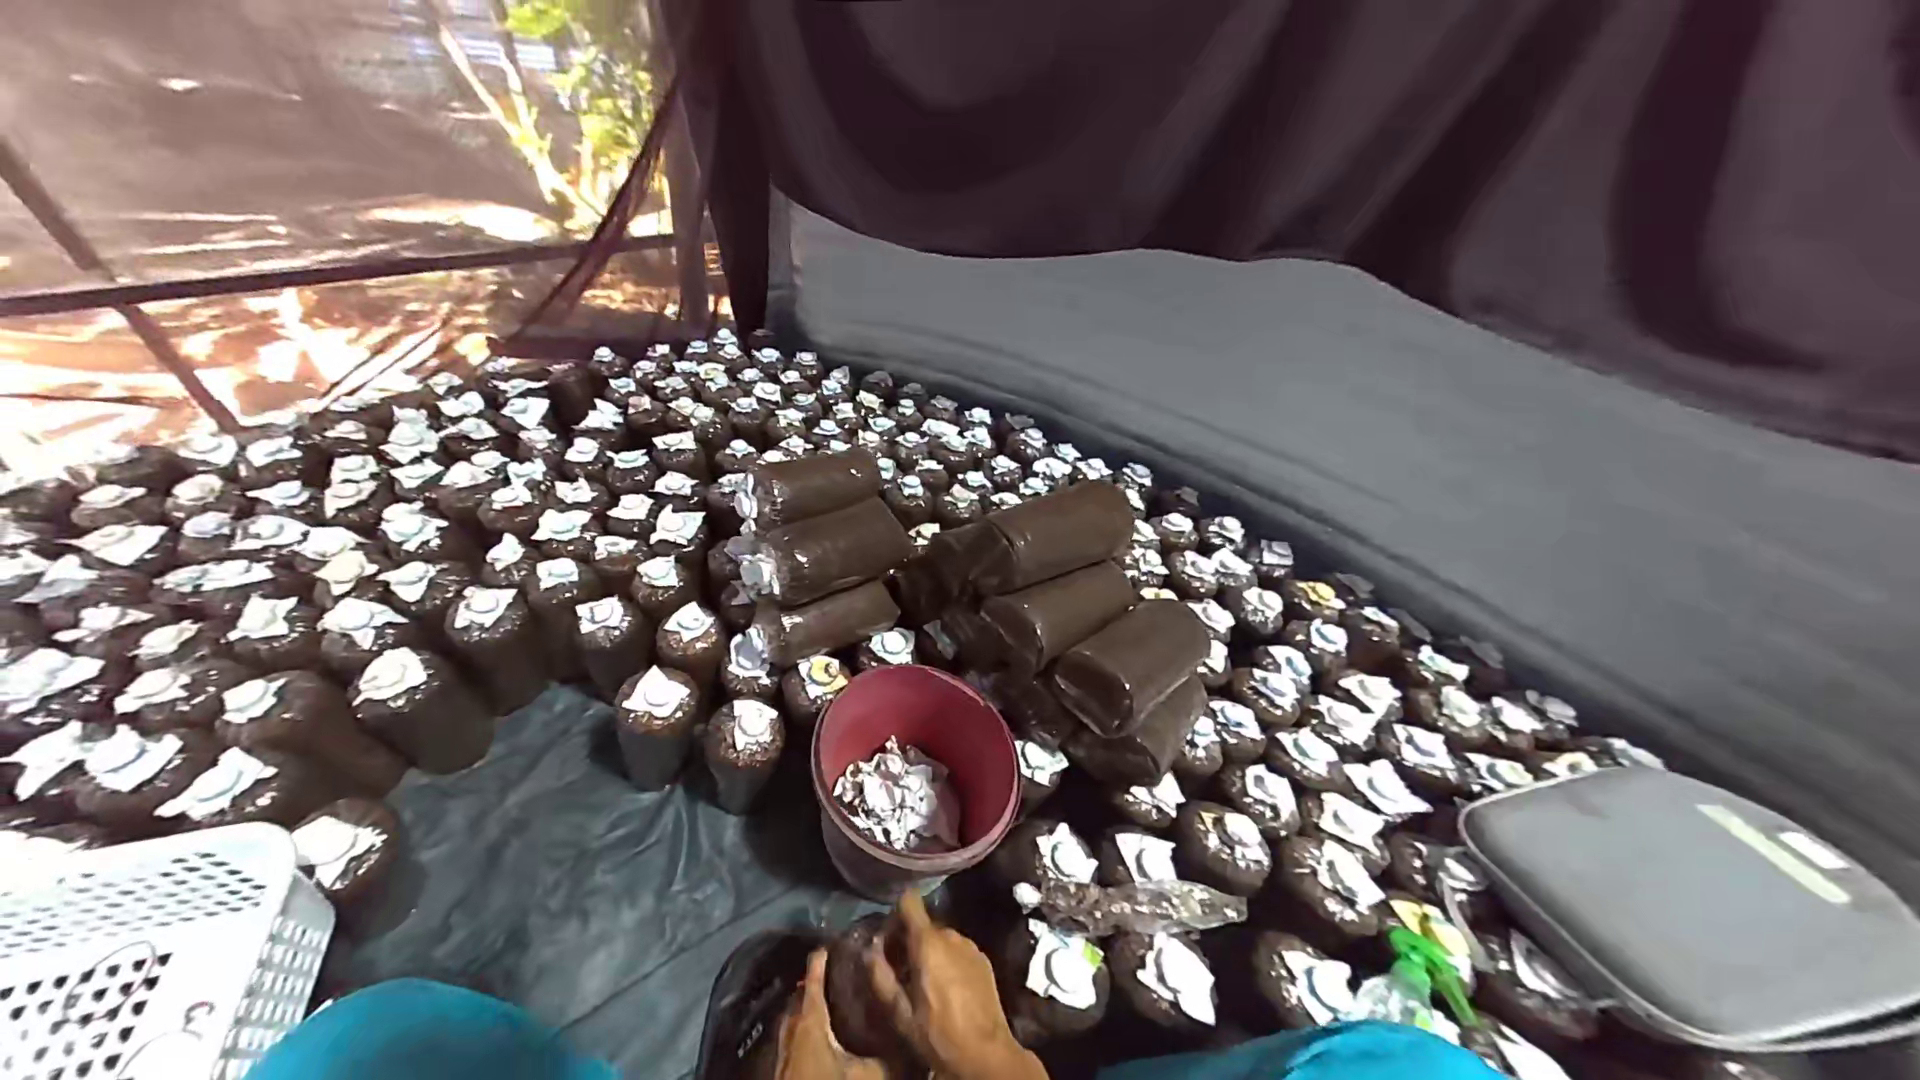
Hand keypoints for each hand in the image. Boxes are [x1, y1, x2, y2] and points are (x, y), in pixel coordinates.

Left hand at [775, 949, 886, 1079]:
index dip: (819, 963)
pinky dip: (801, 1036)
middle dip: (811, 986)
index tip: (826, 946)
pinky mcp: (782, 1077)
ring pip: (791, 1025)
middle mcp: (791, 1034)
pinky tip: (819, 1044)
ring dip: (804, 1012)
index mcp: (810, 1023)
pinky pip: (790, 1045)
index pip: (813, 983)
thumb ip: (889, 1054)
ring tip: (826, 1006)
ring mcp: (783, 1058)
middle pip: (798, 1001)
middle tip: (830, 975)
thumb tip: (910, 1036)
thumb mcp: (870, 1073)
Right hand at [865, 891, 1045, 1079]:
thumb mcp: (902, 1014)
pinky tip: (947, 989)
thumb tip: (869, 950)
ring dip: (929, 953)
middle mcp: (951, 935)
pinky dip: (948, 961)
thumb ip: (882, 978)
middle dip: (909, 943)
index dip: (895, 915)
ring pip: (941, 938)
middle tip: (900, 972)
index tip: (888, 938)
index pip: (909, 902)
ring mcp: (970, 945)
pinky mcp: (983, 958)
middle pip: (923, 925)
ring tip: (923, 984)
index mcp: (928, 943)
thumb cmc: (939, 1035)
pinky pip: (958, 950)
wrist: (987, 1054)